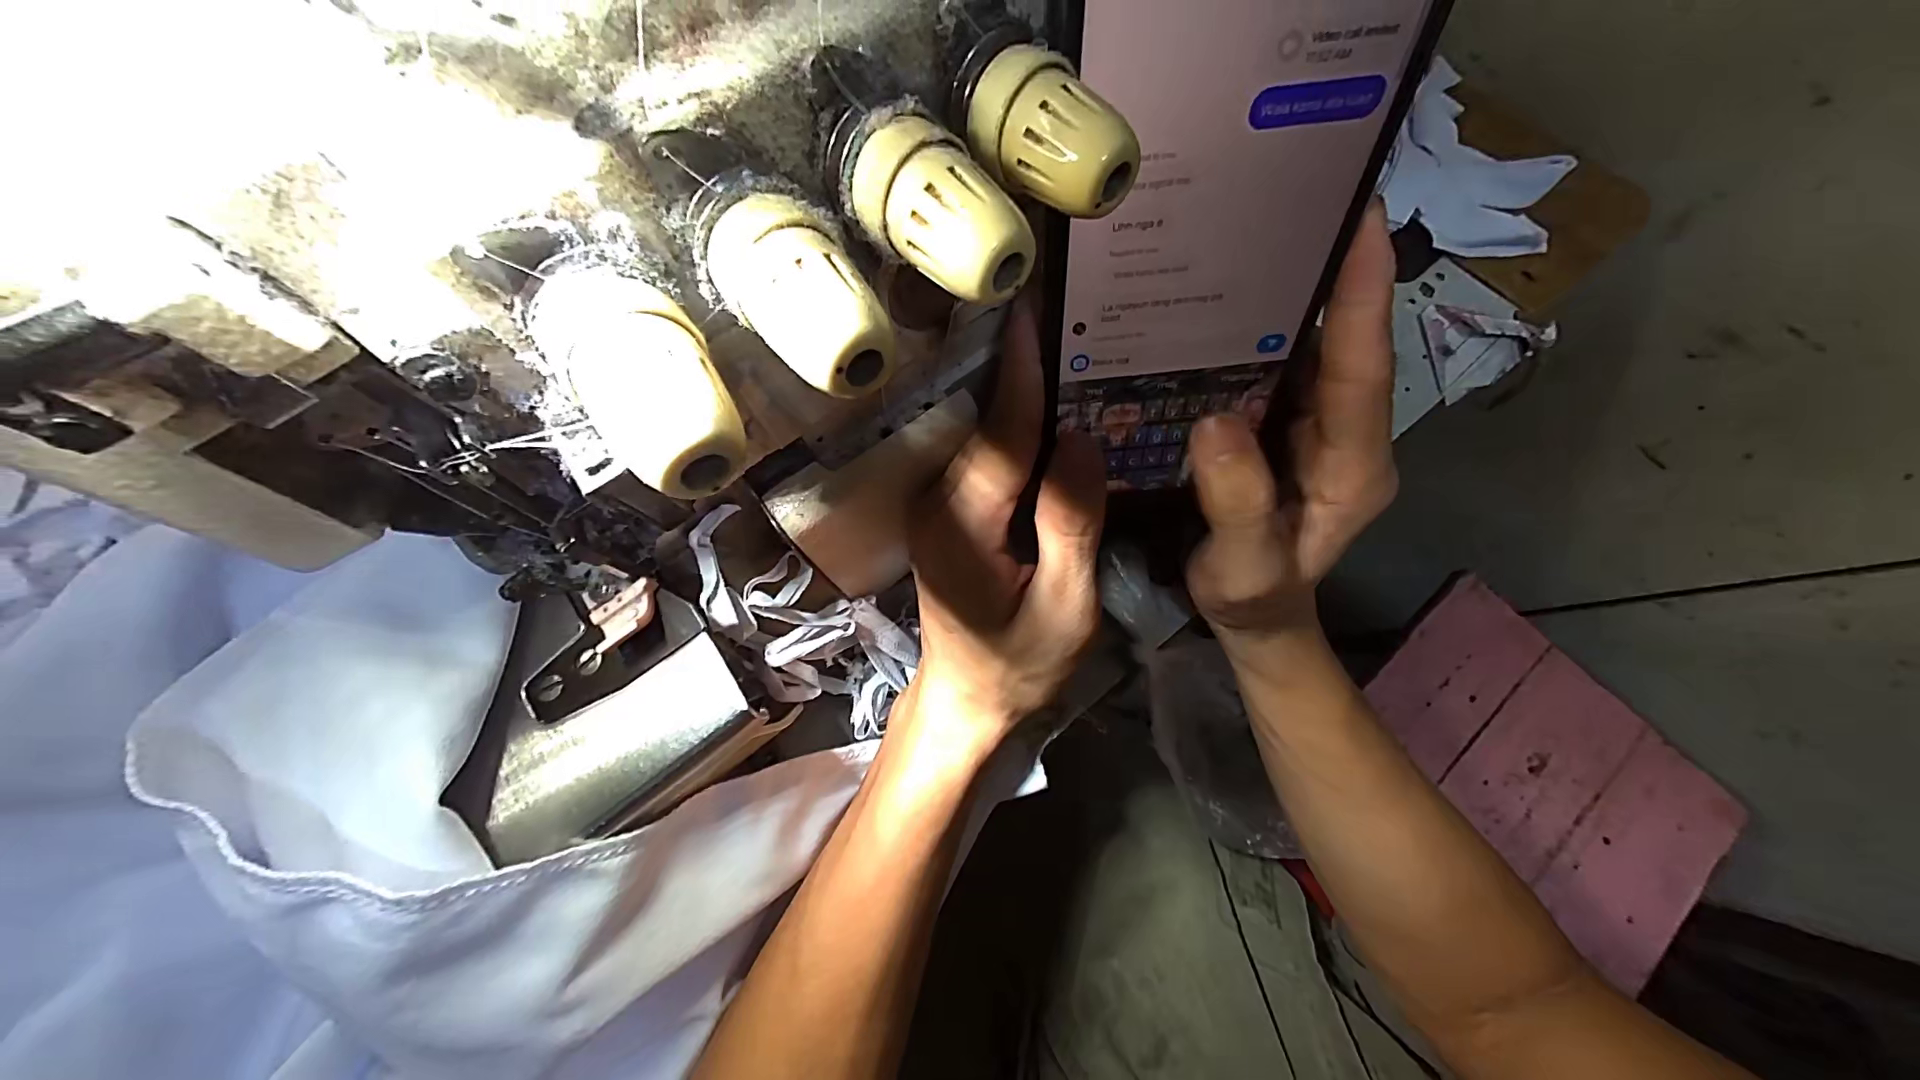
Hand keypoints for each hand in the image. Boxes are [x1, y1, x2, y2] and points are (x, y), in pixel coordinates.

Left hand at [904, 297, 1106, 746]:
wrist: (966, 699)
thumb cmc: (1019, 665)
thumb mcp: (1066, 608)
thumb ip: (1071, 524)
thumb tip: (1080, 437)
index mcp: (963, 525)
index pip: (1000, 433)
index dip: (1022, 371)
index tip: (1035, 309)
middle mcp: (937, 504)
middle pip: (986, 424)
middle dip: (1023, 368)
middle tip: (1067, 311)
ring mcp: (934, 508)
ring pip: (982, 436)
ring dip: (1019, 392)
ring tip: (1066, 343)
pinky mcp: (944, 514)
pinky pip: (983, 459)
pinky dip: (1015, 428)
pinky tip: (1050, 410)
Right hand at [1186, 201, 1398, 645]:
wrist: (1258, 617)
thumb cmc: (1255, 596)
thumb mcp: (1244, 567)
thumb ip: (1238, 504)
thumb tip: (1216, 421)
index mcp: (1353, 462)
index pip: (1365, 367)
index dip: (1364, 292)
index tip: (1358, 215)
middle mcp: (1346, 431)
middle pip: (1346, 339)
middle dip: (1330, 268)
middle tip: (1289, 199)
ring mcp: (1317, 427)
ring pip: (1313, 347)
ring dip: (1290, 291)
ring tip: (1248, 233)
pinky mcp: (1285, 427)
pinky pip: (1277, 369)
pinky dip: (1255, 332)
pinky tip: (1216, 306)